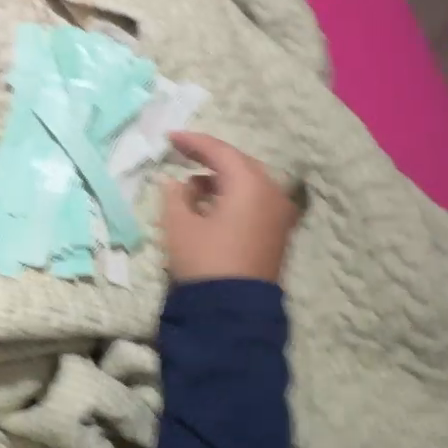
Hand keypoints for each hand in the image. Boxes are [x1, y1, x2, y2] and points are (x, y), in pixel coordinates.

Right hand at [159, 132, 298, 283]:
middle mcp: (272, 193)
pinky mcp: (276, 233)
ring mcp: (278, 214)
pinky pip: (254, 201)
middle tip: (182, 153)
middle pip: (239, 164)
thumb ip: (175, 195)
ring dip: (221, 178)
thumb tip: (176, 182)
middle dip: (210, 157)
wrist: (233, 309)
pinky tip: (211, 204)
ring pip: (249, 183)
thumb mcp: (179, 225)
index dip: (192, 142)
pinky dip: (232, 195)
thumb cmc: (204, 260)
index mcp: (249, 185)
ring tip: (192, 183)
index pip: (220, 151)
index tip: (169, 138)